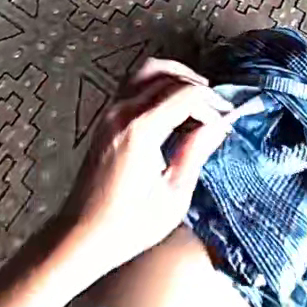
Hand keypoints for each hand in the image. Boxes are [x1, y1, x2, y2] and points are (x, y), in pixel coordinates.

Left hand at [54, 59, 236, 279]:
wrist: (80, 236)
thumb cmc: (127, 226)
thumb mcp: (172, 197)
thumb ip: (195, 153)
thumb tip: (217, 126)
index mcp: (140, 131)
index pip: (185, 94)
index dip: (211, 103)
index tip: (225, 119)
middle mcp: (123, 112)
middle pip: (169, 76)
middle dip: (198, 88)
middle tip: (216, 110)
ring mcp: (111, 111)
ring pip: (150, 69)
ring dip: (178, 76)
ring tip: (198, 98)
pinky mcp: (107, 116)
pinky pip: (136, 82)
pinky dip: (159, 82)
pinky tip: (173, 103)